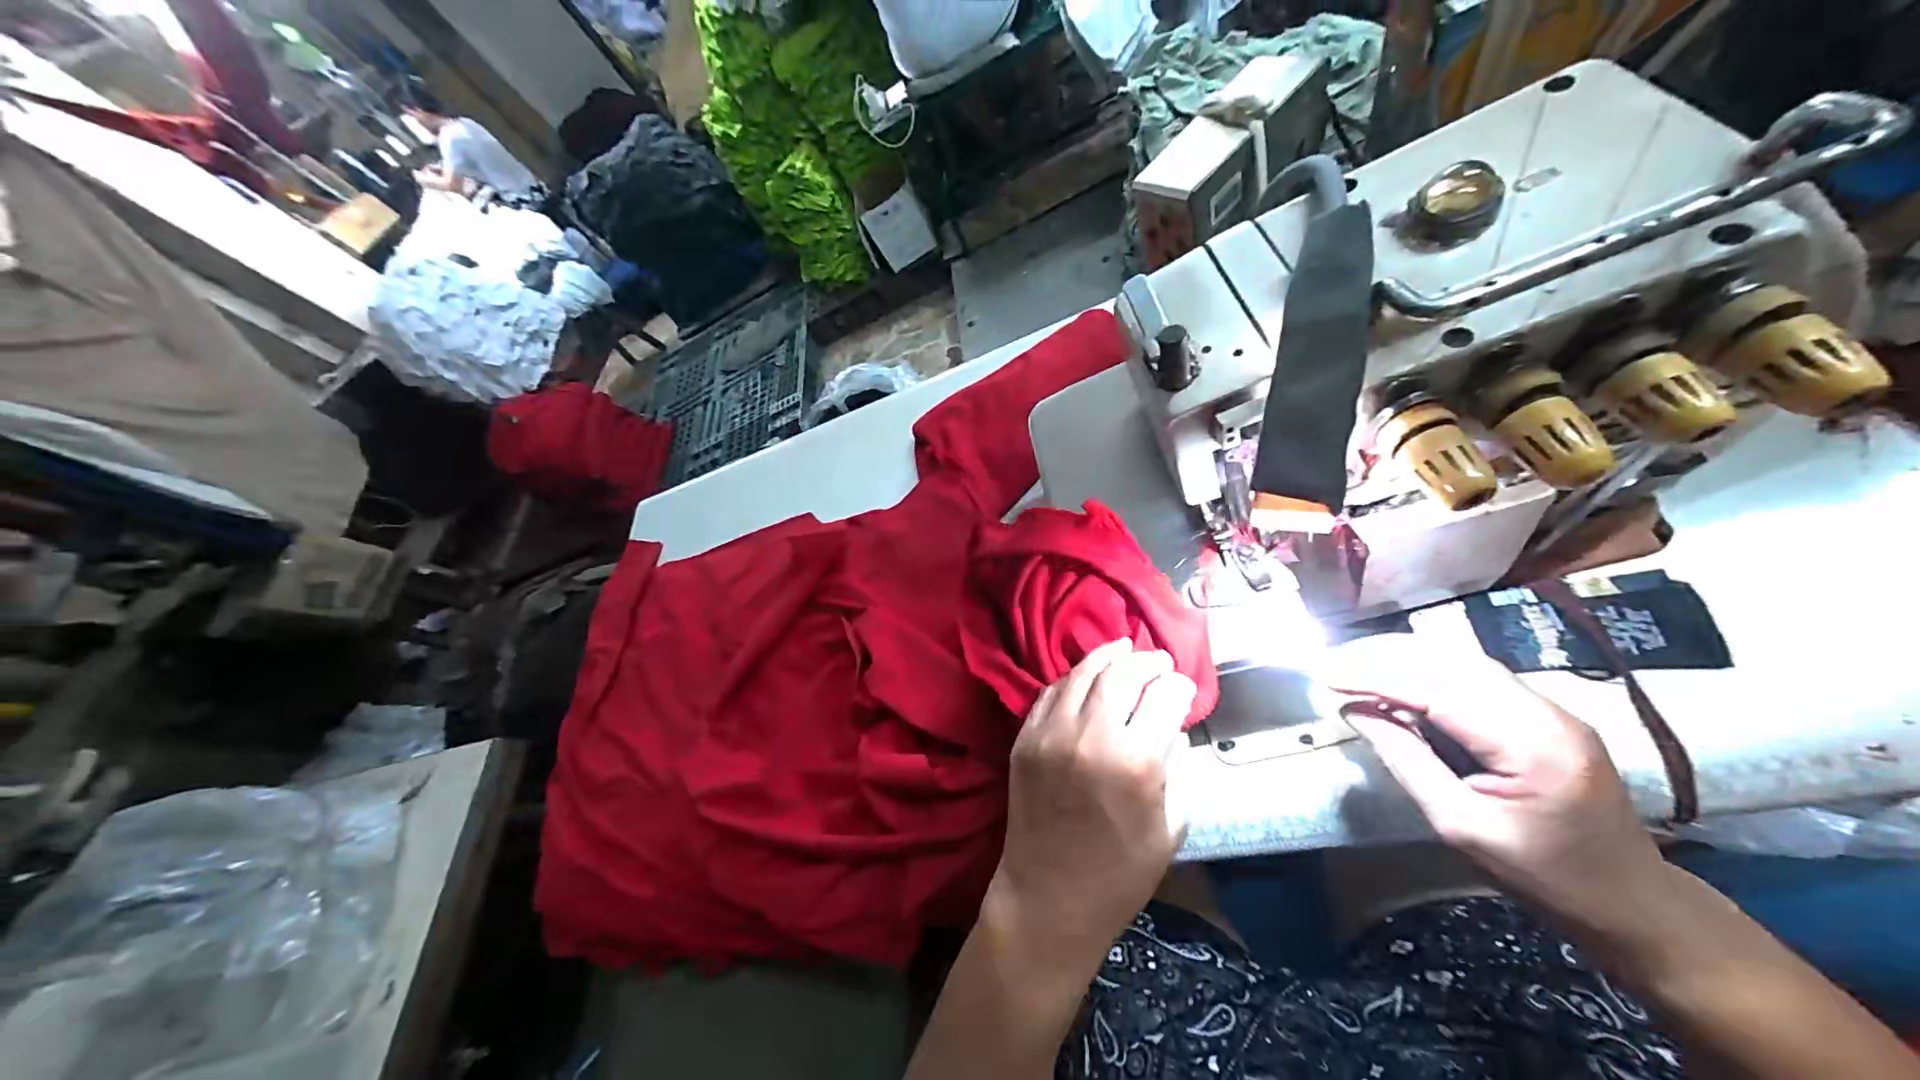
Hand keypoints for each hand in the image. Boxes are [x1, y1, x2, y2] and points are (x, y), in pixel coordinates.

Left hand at [990, 640, 1196, 959]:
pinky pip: (1051, 692)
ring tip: (1124, 650)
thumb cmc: (1121, 873)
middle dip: (1147, 661)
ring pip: (1082, 674)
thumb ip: (1177, 768)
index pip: (1164, 697)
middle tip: (1158, 661)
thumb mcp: (1171, 826)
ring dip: (1108, 657)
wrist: (1049, 896)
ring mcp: (1051, 734)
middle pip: (1123, 673)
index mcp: (1135, 762)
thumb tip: (1173, 726)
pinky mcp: (1024, 739)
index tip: (1183, 688)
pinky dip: (1073, 678)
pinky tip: (1087, 677)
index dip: (1179, 687)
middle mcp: (1090, 736)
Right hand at [1323, 634, 1668, 934]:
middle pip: (1451, 662)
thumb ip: (1405, 759)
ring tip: (1353, 668)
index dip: (1375, 677)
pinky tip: (1397, 681)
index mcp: (1532, 745)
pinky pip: (1476, 676)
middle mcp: (1548, 712)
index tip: (1326, 677)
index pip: (1437, 689)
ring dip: (1403, 659)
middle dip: (1383, 658)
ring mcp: (1552, 708)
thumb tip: (1355, 710)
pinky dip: (1428, 671)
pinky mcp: (1546, 713)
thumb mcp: (1460, 825)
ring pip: (1462, 661)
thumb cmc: (1543, 876)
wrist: (1631, 901)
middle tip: (1332, 667)